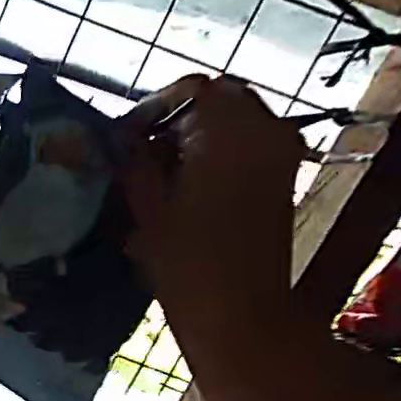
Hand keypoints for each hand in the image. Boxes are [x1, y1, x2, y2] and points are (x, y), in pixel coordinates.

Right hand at [119, 75, 303, 344]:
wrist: (238, 312)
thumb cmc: (185, 264)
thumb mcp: (146, 210)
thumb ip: (134, 163)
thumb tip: (119, 139)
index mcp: (230, 134)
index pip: (190, 89)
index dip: (150, 108)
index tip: (121, 139)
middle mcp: (266, 130)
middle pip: (218, 97)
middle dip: (174, 116)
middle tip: (137, 149)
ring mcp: (281, 152)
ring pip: (234, 117)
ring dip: (195, 132)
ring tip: (158, 168)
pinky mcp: (281, 175)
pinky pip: (247, 140)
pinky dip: (216, 148)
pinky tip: (186, 182)